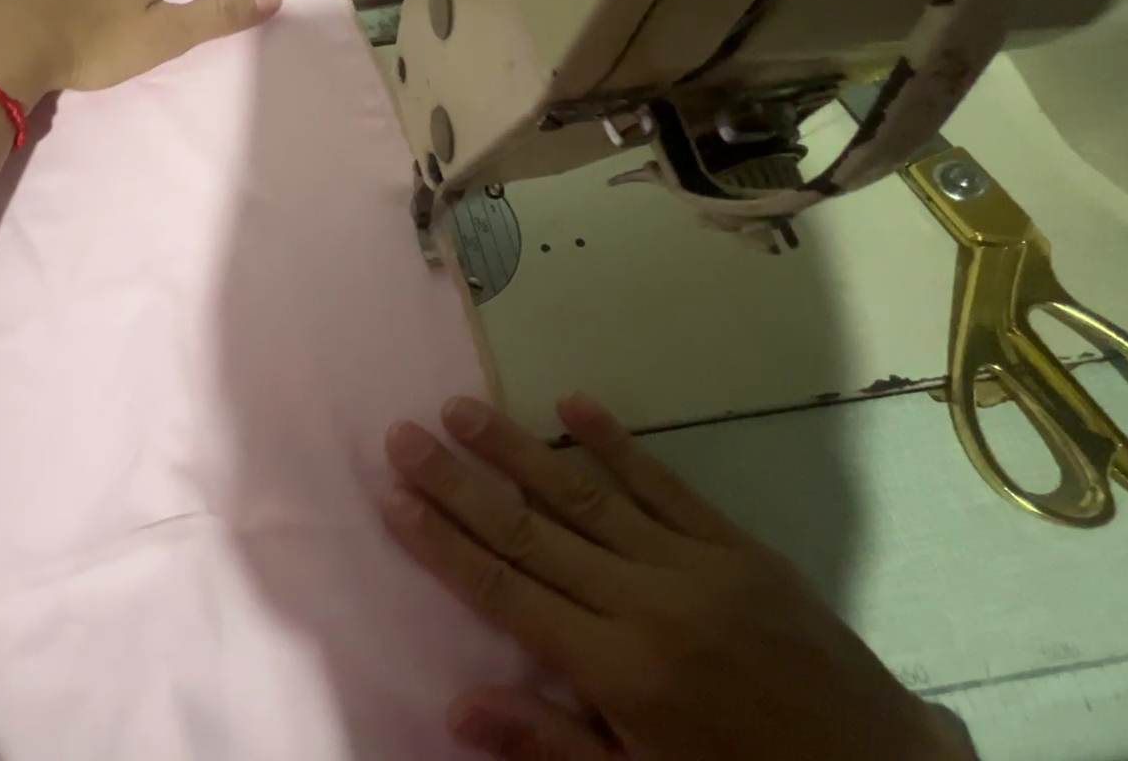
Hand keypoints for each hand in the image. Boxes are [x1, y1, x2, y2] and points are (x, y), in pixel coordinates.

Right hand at [381, 395, 974, 760]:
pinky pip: (665, 484)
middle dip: (458, 481)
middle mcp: (644, 603)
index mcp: (617, 670)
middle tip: (405, 434)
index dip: (442, 543)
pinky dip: (616, 443)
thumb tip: (457, 704)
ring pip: (584, 493)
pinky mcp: (736, 545)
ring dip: (516, 447)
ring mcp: (693, 565)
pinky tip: (573, 401)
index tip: (392, 497)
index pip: (504, 591)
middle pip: (528, 531)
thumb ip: (549, 741)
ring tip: (463, 408)